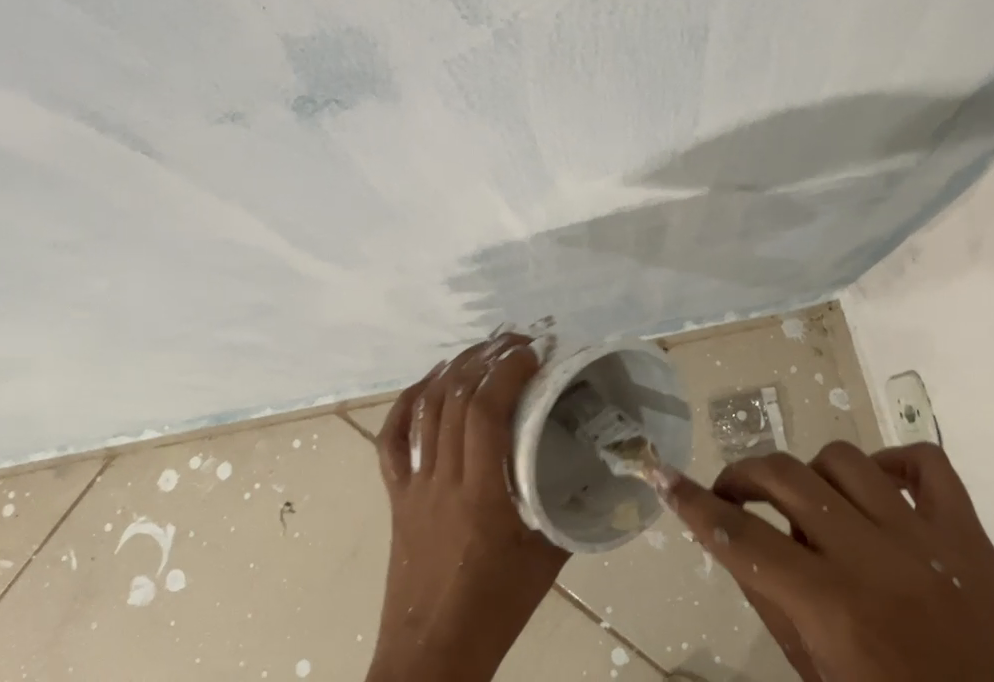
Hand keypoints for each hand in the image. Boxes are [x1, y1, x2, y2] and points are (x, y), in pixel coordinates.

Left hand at [366, 334, 569, 681]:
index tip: (532, 352)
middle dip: (485, 359)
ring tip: (482, 350)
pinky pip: (393, 439)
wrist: (432, 653)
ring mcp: (414, 484)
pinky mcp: (397, 495)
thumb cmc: (496, 608)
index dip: (506, 372)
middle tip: (515, 342)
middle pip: (454, 399)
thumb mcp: (546, 560)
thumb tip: (599, 469)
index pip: (485, 412)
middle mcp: (442, 480)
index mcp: (481, 496)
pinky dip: (409, 401)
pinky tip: (429, 381)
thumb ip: (567, 508)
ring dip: (453, 370)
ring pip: (425, 410)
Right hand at [658, 442, 993, 681]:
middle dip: (744, 477)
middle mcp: (873, 556)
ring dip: (812, 475)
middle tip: (734, 497)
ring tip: (811, 506)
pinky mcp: (968, 531)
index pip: (742, 539)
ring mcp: (925, 536)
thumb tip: (736, 550)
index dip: (695, 505)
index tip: (665, 477)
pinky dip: (890, 463)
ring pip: (844, 459)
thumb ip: (777, 612)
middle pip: (785, 477)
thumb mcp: (822, 679)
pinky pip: (924, 461)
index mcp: (833, 606)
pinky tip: (876, 490)